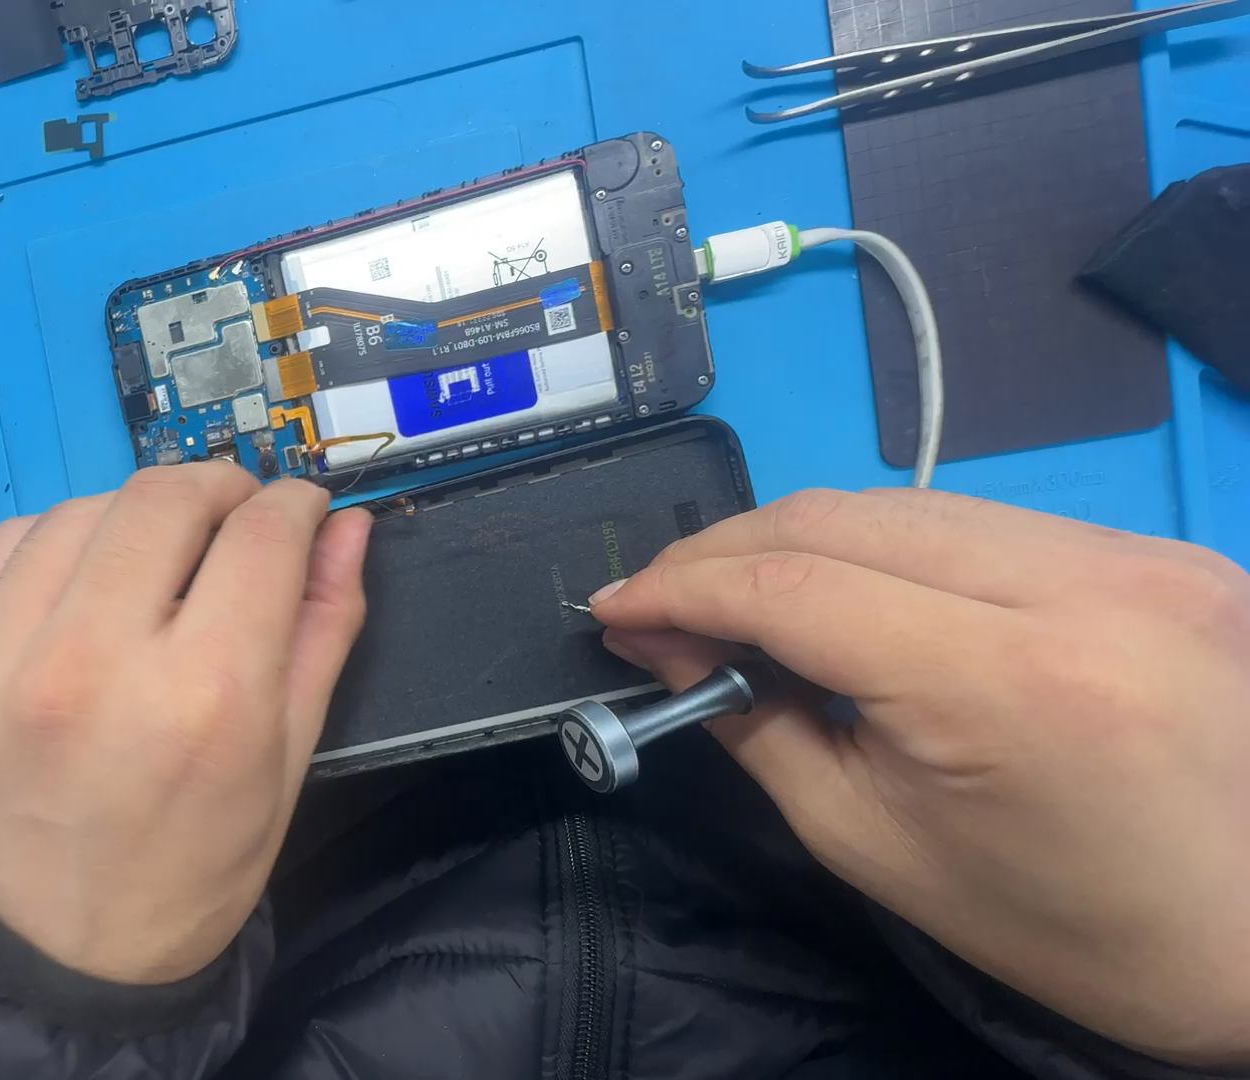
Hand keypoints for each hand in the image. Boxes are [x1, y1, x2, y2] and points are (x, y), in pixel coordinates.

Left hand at [0, 464, 370, 984]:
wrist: (57, 949)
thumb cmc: (200, 858)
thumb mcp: (292, 755)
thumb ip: (326, 626)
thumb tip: (346, 528)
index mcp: (206, 699)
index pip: (262, 537)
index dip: (297, 504)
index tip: (302, 510)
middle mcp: (96, 665)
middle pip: (165, 498)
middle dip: (222, 488)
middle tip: (238, 519)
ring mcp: (3, 661)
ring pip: (88, 507)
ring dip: (144, 513)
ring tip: (165, 557)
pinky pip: (13, 541)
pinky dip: (69, 537)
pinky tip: (92, 579)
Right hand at [590, 488, 1249, 1065]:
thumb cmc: (1056, 920)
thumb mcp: (858, 832)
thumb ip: (743, 717)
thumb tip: (658, 642)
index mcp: (1013, 684)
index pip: (792, 588)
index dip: (679, 589)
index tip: (612, 608)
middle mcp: (1083, 587)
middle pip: (830, 520)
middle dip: (712, 553)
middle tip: (651, 600)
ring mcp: (1130, 553)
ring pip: (881, 505)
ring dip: (772, 541)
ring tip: (717, 593)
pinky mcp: (1143, 549)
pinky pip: (944, 520)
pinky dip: (850, 544)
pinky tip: (816, 586)